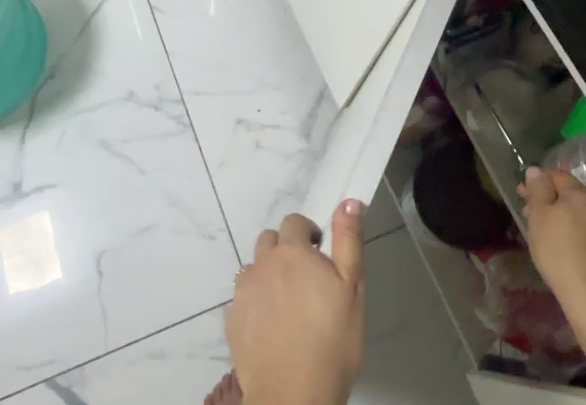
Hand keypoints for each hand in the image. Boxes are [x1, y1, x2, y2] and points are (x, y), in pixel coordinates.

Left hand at [225, 201, 365, 404]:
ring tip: (289, 306)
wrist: (293, 392)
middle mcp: (262, 263)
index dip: (308, 233)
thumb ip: (348, 240)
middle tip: (306, 280)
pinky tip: (273, 327)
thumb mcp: (352, 287)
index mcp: (292, 252)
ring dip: (269, 276)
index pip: (294, 222)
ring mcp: (243, 291)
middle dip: (286, 250)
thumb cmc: (331, 339)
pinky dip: (257, 303)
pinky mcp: (233, 318)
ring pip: (255, 269)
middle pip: (270, 241)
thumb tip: (349, 200)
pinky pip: (244, 299)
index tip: (320, 252)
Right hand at [519, 166, 585, 320]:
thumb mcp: (539, 217)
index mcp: (581, 195)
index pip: (558, 175)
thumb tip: (536, 171)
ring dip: (562, 215)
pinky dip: (575, 231)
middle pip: (571, 194)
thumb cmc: (558, 252)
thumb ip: (538, 190)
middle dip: (549, 199)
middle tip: (529, 212)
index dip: (537, 180)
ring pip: (581, 213)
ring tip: (545, 229)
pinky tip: (566, 246)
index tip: (522, 192)